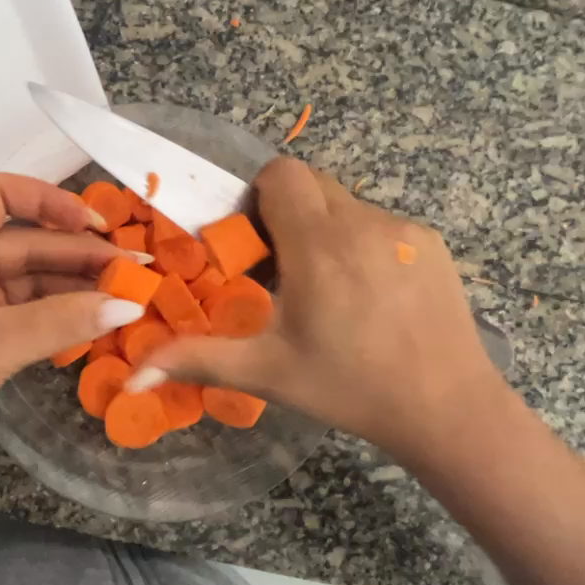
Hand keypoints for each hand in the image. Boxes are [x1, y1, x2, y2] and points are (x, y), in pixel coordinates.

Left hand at [0, 173, 149, 454]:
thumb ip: (62, 321)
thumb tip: (129, 306)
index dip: (48, 199)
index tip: (94, 223)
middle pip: (26, 238)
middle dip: (77, 252)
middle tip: (133, 269)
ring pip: (29, 274)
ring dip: (73, 283)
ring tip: (126, 293)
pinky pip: (24, 304)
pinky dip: (56, 310)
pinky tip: (94, 317)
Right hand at [134, 158, 514, 460]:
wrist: (449, 410)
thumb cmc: (349, 388)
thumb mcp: (266, 372)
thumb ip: (196, 359)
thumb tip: (135, 374)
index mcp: (318, 247)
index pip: (281, 174)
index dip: (256, 196)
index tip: (250, 240)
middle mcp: (363, 224)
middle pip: (310, 183)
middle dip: (285, 212)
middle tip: (279, 265)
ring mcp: (404, 230)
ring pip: (344, 202)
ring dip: (322, 228)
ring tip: (325, 286)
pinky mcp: (432, 243)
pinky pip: (378, 221)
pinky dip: (358, 243)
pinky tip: (365, 293)